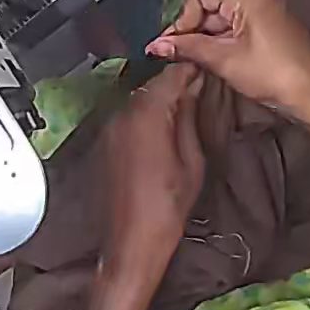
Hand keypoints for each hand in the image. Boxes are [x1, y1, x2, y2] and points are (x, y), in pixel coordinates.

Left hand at [99, 63, 205, 279]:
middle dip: (174, 85)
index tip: (205, 69)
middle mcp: (122, 115)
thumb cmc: (168, 205)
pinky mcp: (104, 143)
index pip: (170, 77)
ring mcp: (109, 129)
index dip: (190, 70)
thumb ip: (189, 118)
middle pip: (151, 87)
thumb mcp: (191, 160)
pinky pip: (127, 119)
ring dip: (158, 102)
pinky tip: (159, 132)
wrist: (132, 240)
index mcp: (147, 115)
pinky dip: (144, 118)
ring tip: (182, 112)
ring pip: (138, 102)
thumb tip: (192, 90)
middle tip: (198, 89)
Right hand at [145, 0, 309, 141]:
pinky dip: (220, 40)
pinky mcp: (269, 25)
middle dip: (191, 27)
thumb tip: (156, 45)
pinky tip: (211, 59)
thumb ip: (188, 47)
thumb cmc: (275, 76)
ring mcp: (266, 9)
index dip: (182, 17)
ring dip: (204, 36)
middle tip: (174, 54)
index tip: (172, 44)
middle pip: (209, 2)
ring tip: (191, 59)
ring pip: (220, 15)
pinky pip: (235, 25)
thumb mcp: (225, 60)